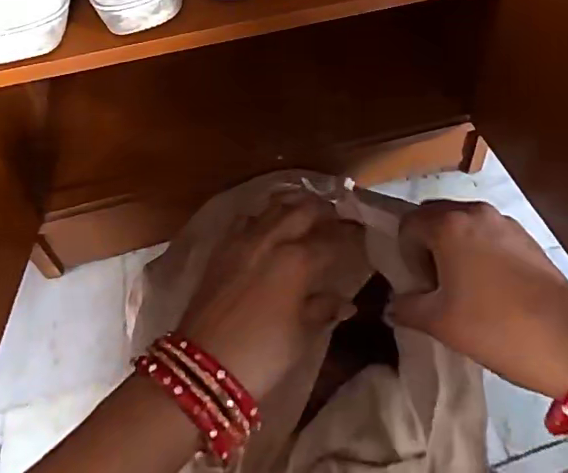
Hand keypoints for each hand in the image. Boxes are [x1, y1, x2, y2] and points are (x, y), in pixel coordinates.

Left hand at [177, 189, 370, 399]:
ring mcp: (244, 239)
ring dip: (295, 203)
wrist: (204, 365)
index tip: (363, 233)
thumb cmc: (262, 354)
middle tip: (339, 215)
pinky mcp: (223, 246)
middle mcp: (272, 239)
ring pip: (275, 205)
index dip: (351, 236)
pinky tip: (268, 221)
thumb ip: (322, 309)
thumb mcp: (300, 336)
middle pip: (304, 210)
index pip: (332, 240)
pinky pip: (247, 217)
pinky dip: (263, 214)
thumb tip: (346, 302)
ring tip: (308, 207)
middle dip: (325, 210)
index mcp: (298, 260)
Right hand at [387, 200, 567, 396]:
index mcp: (448, 224)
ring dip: (454, 246)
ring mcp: (504, 221)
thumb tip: (391, 305)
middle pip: (435, 216)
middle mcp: (474, 211)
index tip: (419, 285)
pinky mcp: (526, 237)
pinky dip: (479, 250)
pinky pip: (489, 233)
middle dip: (427, 244)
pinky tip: (491, 287)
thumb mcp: (441, 323)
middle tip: (435, 283)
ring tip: (463, 287)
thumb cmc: (495, 328)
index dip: (405, 254)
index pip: (408, 224)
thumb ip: (407, 308)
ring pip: (463, 223)